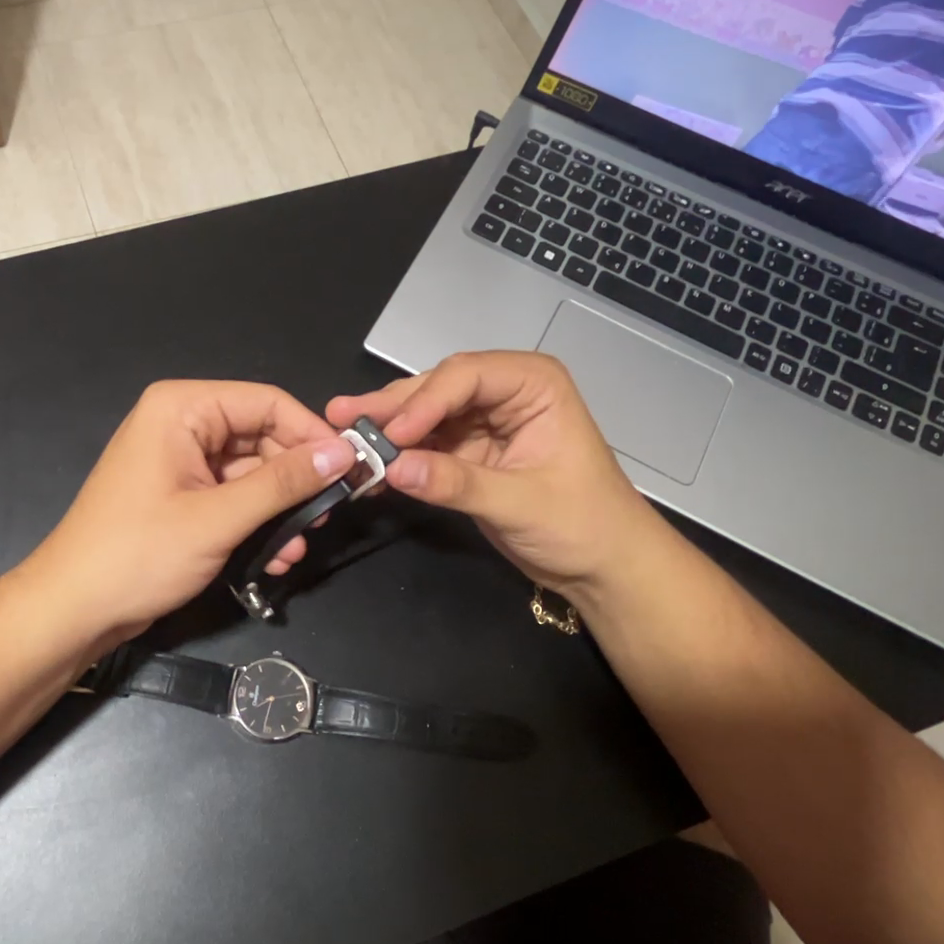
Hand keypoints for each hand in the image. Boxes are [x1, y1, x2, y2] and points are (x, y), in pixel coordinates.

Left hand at [23, 380, 355, 647]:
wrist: (75, 608)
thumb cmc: (138, 554)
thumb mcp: (217, 519)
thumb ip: (282, 484)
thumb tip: (342, 455)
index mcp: (182, 408)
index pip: (266, 402)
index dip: (312, 434)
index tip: (351, 469)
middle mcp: (182, 425)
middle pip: (261, 438)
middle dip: (296, 481)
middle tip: (327, 517)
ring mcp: (180, 462)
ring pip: (252, 473)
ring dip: (279, 510)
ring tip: (298, 547)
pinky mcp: (182, 497)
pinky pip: (233, 498)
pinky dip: (257, 523)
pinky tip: (276, 556)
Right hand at [326, 351, 670, 601]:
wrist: (603, 567)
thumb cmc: (583, 525)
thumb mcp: (520, 503)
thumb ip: (456, 483)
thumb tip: (391, 469)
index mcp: (533, 385)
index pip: (466, 376)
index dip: (423, 401)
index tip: (389, 435)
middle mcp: (504, 393)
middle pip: (436, 389)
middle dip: (392, 408)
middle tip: (341, 418)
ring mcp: (483, 423)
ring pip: (424, 415)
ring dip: (386, 429)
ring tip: (340, 433)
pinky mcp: (468, 453)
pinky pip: (424, 446)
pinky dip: (397, 456)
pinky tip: (366, 465)